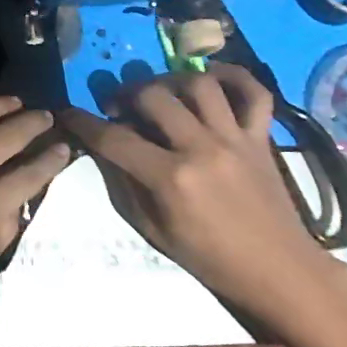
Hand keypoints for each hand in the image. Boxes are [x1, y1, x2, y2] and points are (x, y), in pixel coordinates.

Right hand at [59, 64, 336, 310]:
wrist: (277, 270)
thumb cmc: (210, 259)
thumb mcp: (154, 232)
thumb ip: (125, 186)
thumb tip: (104, 150)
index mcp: (170, 179)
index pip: (114, 138)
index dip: (84, 122)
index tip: (69, 112)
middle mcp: (201, 148)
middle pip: (153, 96)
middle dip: (125, 94)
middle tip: (120, 106)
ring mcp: (235, 137)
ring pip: (198, 83)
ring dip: (171, 80)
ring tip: (161, 92)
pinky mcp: (261, 136)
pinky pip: (253, 91)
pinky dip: (234, 76)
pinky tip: (212, 77)